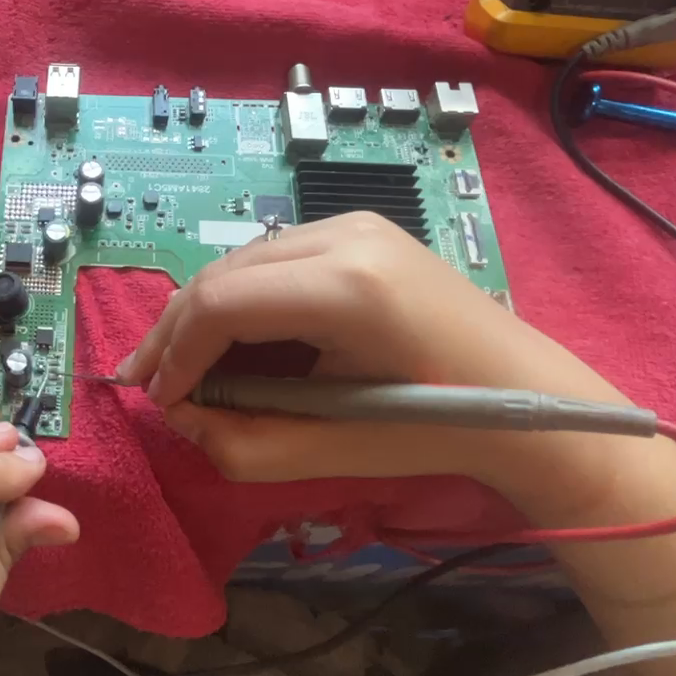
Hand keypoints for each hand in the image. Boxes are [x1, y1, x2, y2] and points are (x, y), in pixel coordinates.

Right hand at [115, 212, 630, 502]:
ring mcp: (352, 223)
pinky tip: (226, 337)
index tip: (158, 400)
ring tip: (176, 363)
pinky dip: (237, 300)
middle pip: (220, 274)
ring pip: (238, 262)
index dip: (174, 355)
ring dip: (200, 314)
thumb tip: (178, 412)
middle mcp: (343, 234)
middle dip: (173, 332)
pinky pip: (269, 261)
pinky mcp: (357, 229)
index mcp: (346, 287)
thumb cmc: (436, 432)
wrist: (531, 398)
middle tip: (144, 379)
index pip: (220, 304)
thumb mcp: (329, 453)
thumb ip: (237, 442)